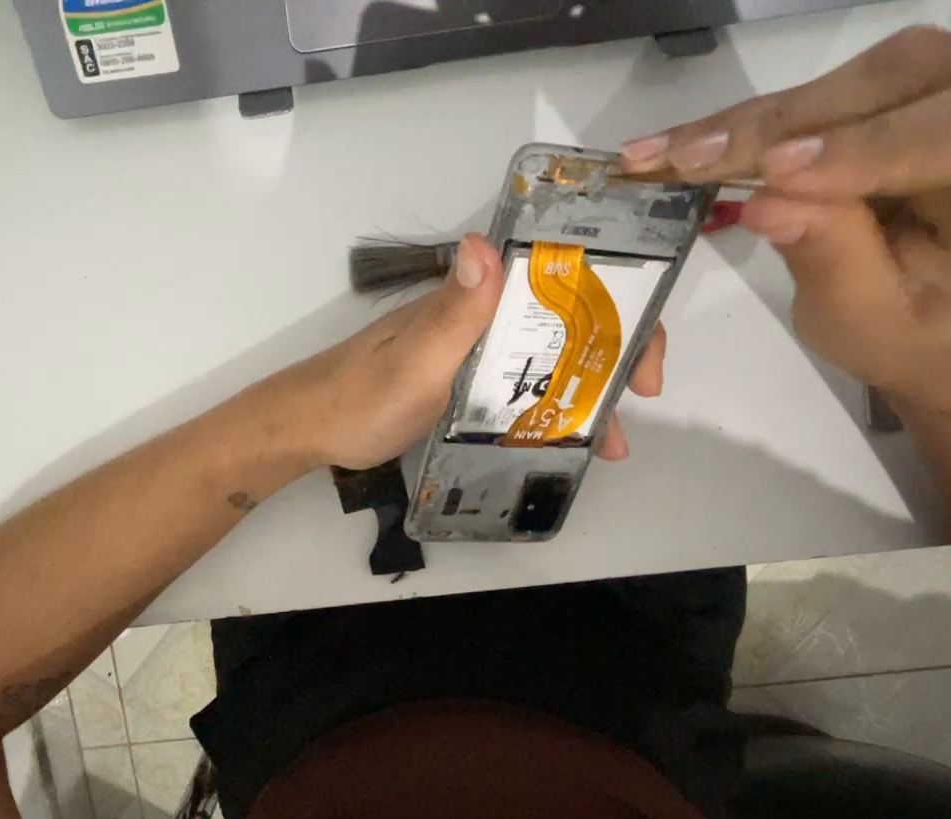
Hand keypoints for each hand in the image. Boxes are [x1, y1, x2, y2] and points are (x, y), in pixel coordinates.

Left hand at [271, 233, 668, 470]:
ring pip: (545, 358)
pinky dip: (550, 409)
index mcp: (473, 299)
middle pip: (564, 320)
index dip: (615, 307)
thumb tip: (483, 244)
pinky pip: (519, 386)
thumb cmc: (360, 397)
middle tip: (634, 403)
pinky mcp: (458, 381)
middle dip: (611, 356)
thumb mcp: (413, 361)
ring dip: (584, 393)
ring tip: (607, 443)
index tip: (640, 357)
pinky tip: (562, 439)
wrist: (310, 430)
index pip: (561, 281)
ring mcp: (469, 350)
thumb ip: (452, 312)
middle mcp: (478, 316)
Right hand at [619, 26, 950, 398]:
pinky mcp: (901, 93)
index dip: (873, 146)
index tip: (777, 171)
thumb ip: (831, 257)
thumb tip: (765, 201)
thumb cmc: (910, 332)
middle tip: (693, 158)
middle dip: (790, 123)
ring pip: (857, 75)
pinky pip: (826, 90)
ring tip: (673, 155)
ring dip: (758, 118)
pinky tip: (686, 144)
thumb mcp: (869, 317)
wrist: (934, 322)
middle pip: (908, 82)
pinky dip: (750, 121)